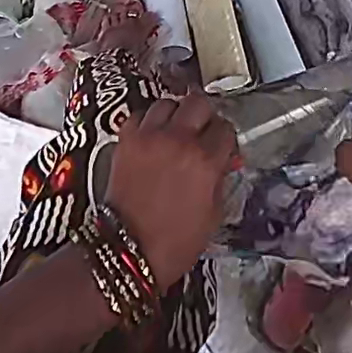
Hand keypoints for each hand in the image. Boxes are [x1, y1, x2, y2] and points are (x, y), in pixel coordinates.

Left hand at [108, 92, 236, 289]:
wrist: (130, 249)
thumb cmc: (177, 240)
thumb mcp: (214, 213)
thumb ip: (220, 178)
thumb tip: (223, 160)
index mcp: (205, 161)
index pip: (225, 129)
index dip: (225, 138)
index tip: (222, 145)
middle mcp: (178, 141)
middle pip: (198, 103)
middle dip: (204, 116)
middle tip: (202, 131)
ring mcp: (148, 137)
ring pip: (168, 103)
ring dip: (175, 114)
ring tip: (175, 130)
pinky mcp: (126, 140)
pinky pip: (140, 115)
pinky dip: (148, 122)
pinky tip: (152, 136)